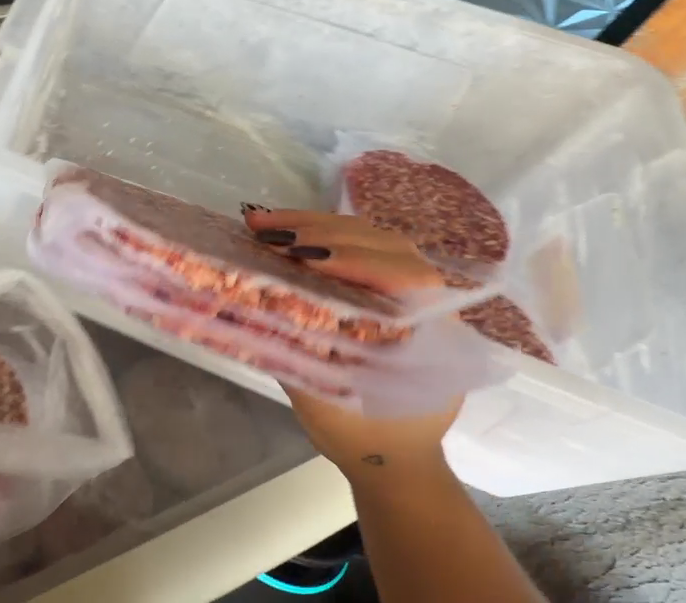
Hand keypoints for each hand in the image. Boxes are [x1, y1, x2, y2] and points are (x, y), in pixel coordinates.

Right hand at [241, 208, 461, 480]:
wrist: (393, 461)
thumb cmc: (366, 438)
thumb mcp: (329, 403)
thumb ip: (298, 353)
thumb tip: (252, 307)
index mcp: (433, 336)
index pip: (407, 276)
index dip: (358, 260)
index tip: (307, 259)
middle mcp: (429, 305)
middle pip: (383, 244)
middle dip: (322, 233)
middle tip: (265, 231)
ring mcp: (406, 290)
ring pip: (368, 237)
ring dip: (314, 225)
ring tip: (261, 223)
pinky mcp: (382, 286)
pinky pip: (355, 246)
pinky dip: (316, 234)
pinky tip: (280, 230)